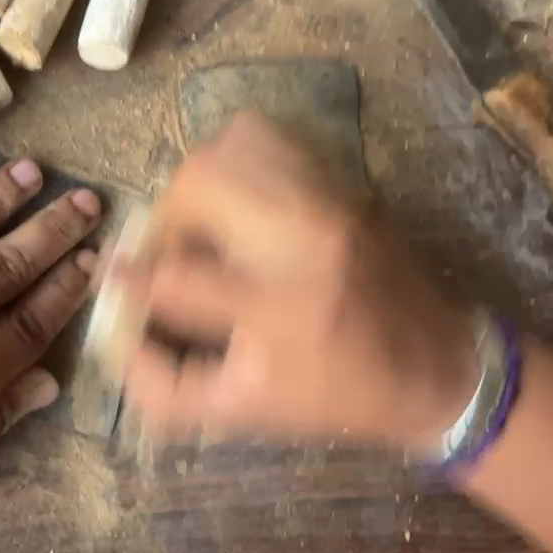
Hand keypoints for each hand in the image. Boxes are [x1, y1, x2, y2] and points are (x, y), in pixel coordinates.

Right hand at [114, 113, 477, 451]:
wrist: (441, 368)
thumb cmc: (336, 397)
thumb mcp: (243, 414)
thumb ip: (164, 387)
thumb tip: (114, 342)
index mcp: (279, 309)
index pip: (175, 276)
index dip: (128, 278)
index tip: (111, 279)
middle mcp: (304, 239)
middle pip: (202, 181)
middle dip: (165, 216)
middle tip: (170, 250)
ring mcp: (329, 200)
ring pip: (231, 146)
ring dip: (196, 184)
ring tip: (203, 225)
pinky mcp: (343, 182)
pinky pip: (267, 138)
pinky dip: (233, 159)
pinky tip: (235, 200)